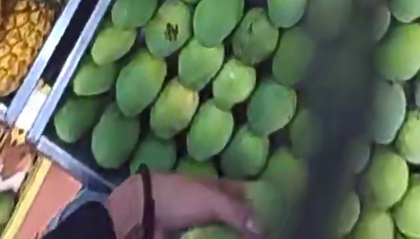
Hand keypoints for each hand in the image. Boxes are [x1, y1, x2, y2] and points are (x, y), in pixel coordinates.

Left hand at [106, 171, 258, 238]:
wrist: (144, 212)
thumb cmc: (178, 197)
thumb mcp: (209, 198)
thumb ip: (236, 210)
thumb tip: (264, 228)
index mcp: (215, 187)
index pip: (241, 192)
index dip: (256, 201)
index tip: (275, 213)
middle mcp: (210, 203)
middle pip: (234, 217)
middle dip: (247, 227)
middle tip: (266, 234)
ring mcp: (200, 223)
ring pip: (223, 232)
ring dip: (233, 236)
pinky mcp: (192, 237)